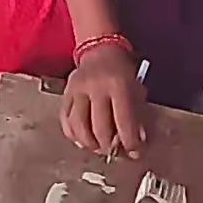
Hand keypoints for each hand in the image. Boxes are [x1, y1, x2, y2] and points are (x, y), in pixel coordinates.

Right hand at [62, 43, 147, 158]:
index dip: (130, 142)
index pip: (123, 121)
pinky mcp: (65, 93)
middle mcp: (95, 87)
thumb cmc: (122, 72)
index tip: (135, 153)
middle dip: (109, 146)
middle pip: (99, 128)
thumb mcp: (136, 90)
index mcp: (118, 84)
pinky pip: (65, 120)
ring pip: (78, 127)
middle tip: (115, 151)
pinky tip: (84, 139)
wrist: (100, 49)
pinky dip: (74, 135)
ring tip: (99, 147)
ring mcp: (77, 90)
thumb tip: (136, 145)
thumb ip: (137, 117)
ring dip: (89, 144)